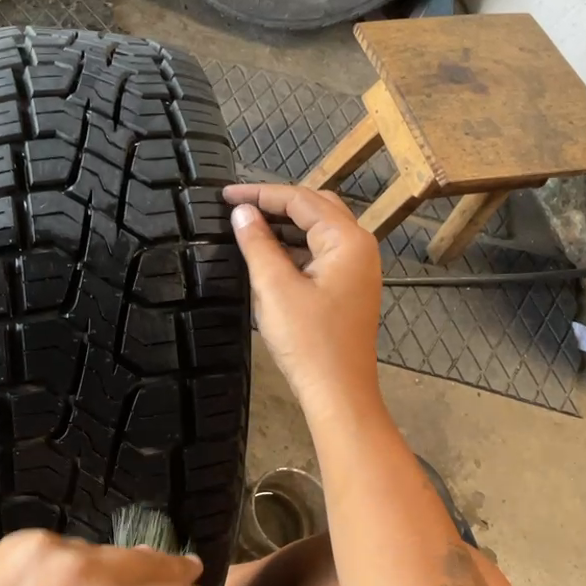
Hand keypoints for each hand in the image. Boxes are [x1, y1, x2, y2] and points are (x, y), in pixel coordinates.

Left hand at [0, 529, 216, 585]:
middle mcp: (86, 569)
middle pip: (149, 562)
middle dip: (175, 571)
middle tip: (193, 570)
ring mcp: (50, 547)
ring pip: (106, 552)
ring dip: (126, 567)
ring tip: (139, 574)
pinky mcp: (20, 538)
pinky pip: (67, 549)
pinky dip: (81, 564)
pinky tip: (75, 581)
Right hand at [223, 183, 383, 411]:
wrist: (338, 391)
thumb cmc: (308, 341)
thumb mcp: (274, 288)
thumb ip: (257, 243)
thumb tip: (242, 212)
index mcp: (347, 240)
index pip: (300, 199)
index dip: (260, 193)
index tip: (226, 195)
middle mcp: (359, 247)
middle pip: (316, 206)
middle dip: (276, 202)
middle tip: (237, 205)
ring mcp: (357, 267)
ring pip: (319, 229)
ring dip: (285, 223)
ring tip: (248, 225)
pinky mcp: (349, 286)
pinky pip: (321, 251)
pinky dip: (294, 245)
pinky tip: (269, 252)